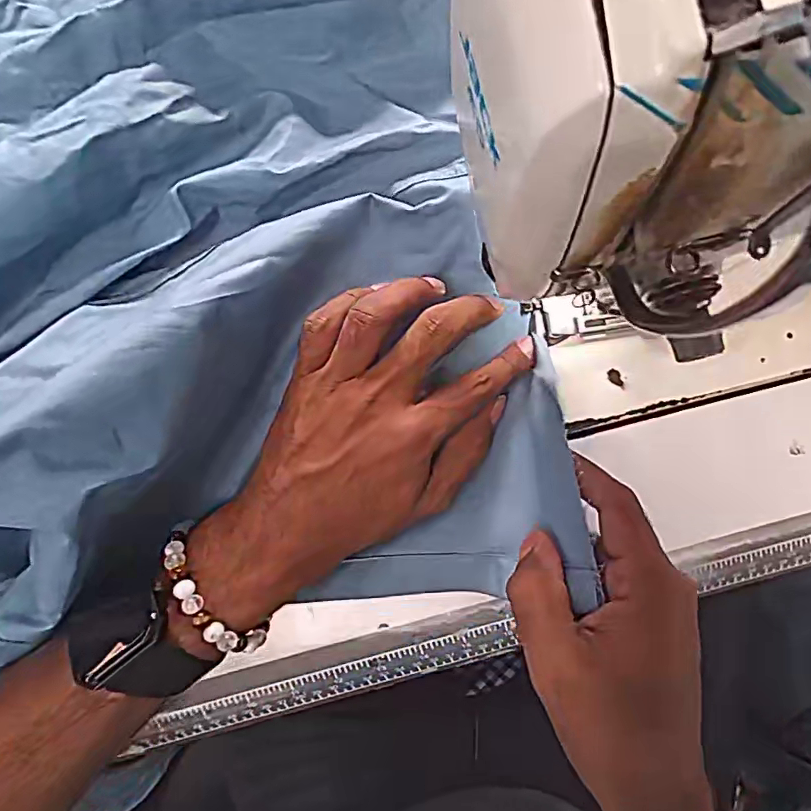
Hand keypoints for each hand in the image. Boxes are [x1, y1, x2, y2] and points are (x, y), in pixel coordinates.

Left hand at [178, 278, 535, 652]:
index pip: (473, 386)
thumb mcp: (427, 501)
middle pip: (430, 334)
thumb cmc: (356, 515)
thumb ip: (466, 453)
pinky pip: (323, 324)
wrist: (289, 523)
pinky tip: (373, 295)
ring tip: (432, 287)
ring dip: (408, 291)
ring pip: (373, 316)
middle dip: (469, 311)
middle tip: (485, 307)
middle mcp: (376, 399)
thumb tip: (493, 410)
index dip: (506, 363)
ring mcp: (337, 383)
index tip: (520, 348)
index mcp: (411, 433)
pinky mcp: (307, 377)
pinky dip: (348, 300)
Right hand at [507, 455, 712, 810]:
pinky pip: (619, 584)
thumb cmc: (612, 731)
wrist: (654, 790)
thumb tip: (534, 543)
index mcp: (650, 584)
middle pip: (615, 530)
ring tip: (534, 567)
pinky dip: (587, 582)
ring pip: (614, 559)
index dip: (586, 477)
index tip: (556, 459)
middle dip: (569, 521)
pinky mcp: (659, 627)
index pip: (618, 506)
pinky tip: (558, 601)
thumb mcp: (556, 658)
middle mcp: (667, 587)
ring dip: (575, 558)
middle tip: (525, 517)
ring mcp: (668, 608)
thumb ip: (538, 591)